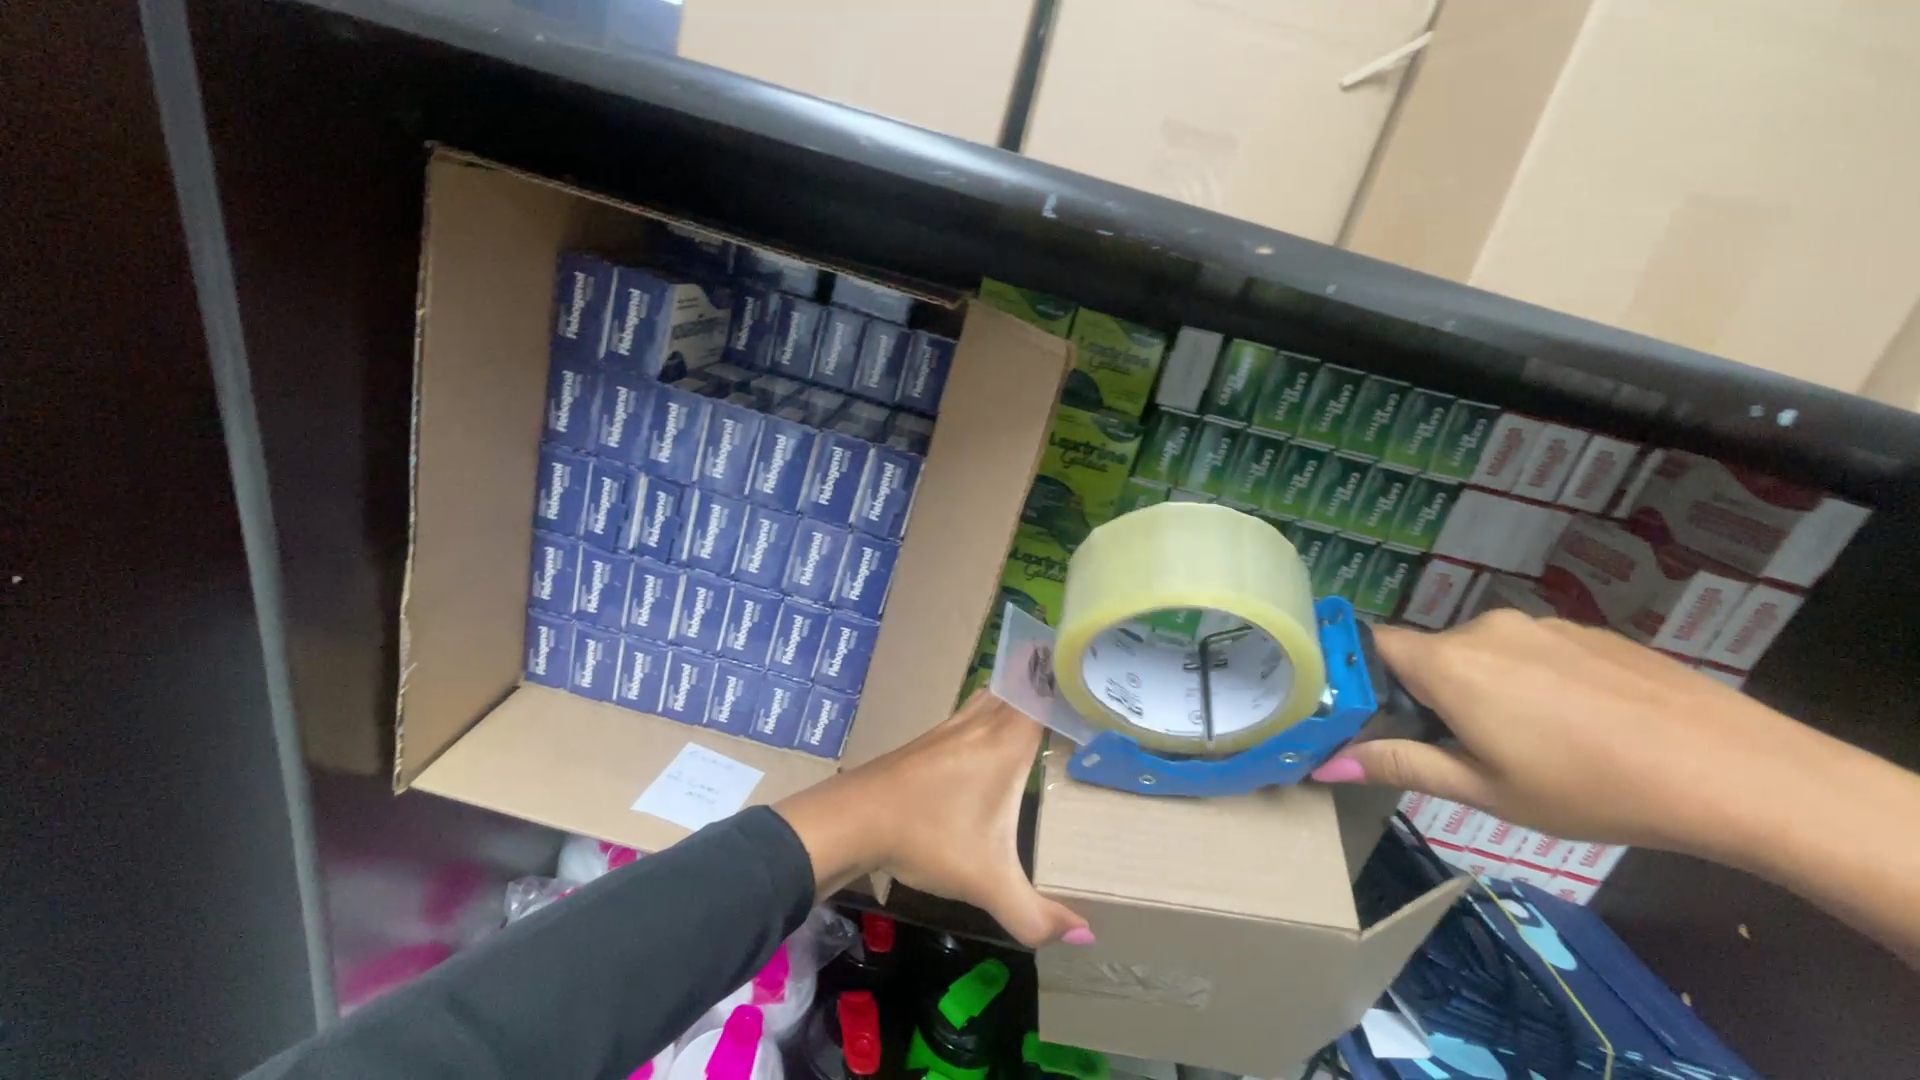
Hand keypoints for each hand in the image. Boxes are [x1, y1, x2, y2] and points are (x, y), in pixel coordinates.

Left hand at [773, 691, 1089, 947]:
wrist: (853, 820)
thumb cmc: (928, 839)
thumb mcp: (986, 882)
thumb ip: (1035, 914)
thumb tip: (1085, 936)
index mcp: (1006, 744)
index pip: (1046, 697)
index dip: (1072, 688)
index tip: (1100, 689)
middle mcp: (982, 725)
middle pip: (1022, 689)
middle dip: (1050, 688)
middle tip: (1083, 696)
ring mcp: (951, 728)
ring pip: (994, 697)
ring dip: (1018, 697)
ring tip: (1046, 708)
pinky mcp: (928, 740)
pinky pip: (973, 712)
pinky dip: (991, 713)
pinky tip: (992, 738)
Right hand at [1309, 610, 1836, 856]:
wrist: (1732, 768)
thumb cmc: (1588, 787)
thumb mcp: (1485, 790)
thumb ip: (1402, 765)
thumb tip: (1326, 762)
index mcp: (1450, 663)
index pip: (1374, 644)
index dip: (1362, 676)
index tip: (1371, 716)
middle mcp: (1486, 629)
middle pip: (1429, 653)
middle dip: (1429, 694)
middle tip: (1460, 749)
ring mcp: (1542, 624)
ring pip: (1482, 653)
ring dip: (1482, 688)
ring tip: (1528, 743)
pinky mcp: (1588, 631)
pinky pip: (1531, 650)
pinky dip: (1530, 681)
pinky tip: (1576, 725)